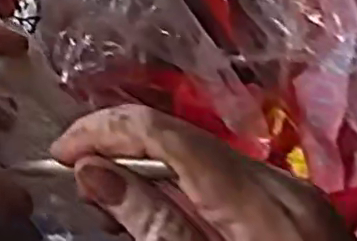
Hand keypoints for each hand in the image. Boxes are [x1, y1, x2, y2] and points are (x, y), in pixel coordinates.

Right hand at [51, 105, 351, 240]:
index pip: (159, 130)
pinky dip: (176, 186)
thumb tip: (90, 170)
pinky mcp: (295, 211)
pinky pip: (216, 176)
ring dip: (142, 168)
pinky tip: (155, 210)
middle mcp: (281, 184)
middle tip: (80, 181)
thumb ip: (155, 226)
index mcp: (263, 200)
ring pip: (190, 152)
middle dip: (116, 148)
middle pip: (173, 135)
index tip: (61, 154)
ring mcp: (293, 195)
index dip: (100, 131)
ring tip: (110, 200)